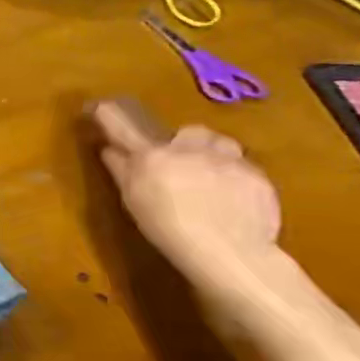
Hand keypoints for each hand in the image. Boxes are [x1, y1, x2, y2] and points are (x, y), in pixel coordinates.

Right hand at [90, 99, 318, 325]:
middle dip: (184, 142)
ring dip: (213, 154)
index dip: (110, 115)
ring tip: (210, 177)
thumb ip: (121, 170)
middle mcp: (189, 148)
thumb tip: (109, 149)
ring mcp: (228, 159)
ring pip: (221, 144)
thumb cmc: (168, 229)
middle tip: (179, 163)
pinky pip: (243, 167)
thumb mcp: (133, 201)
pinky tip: (232, 200)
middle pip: (188, 131)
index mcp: (151, 155)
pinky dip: (235, 177)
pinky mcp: (258, 175)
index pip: (123, 127)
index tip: (102, 107)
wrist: (229, 252)